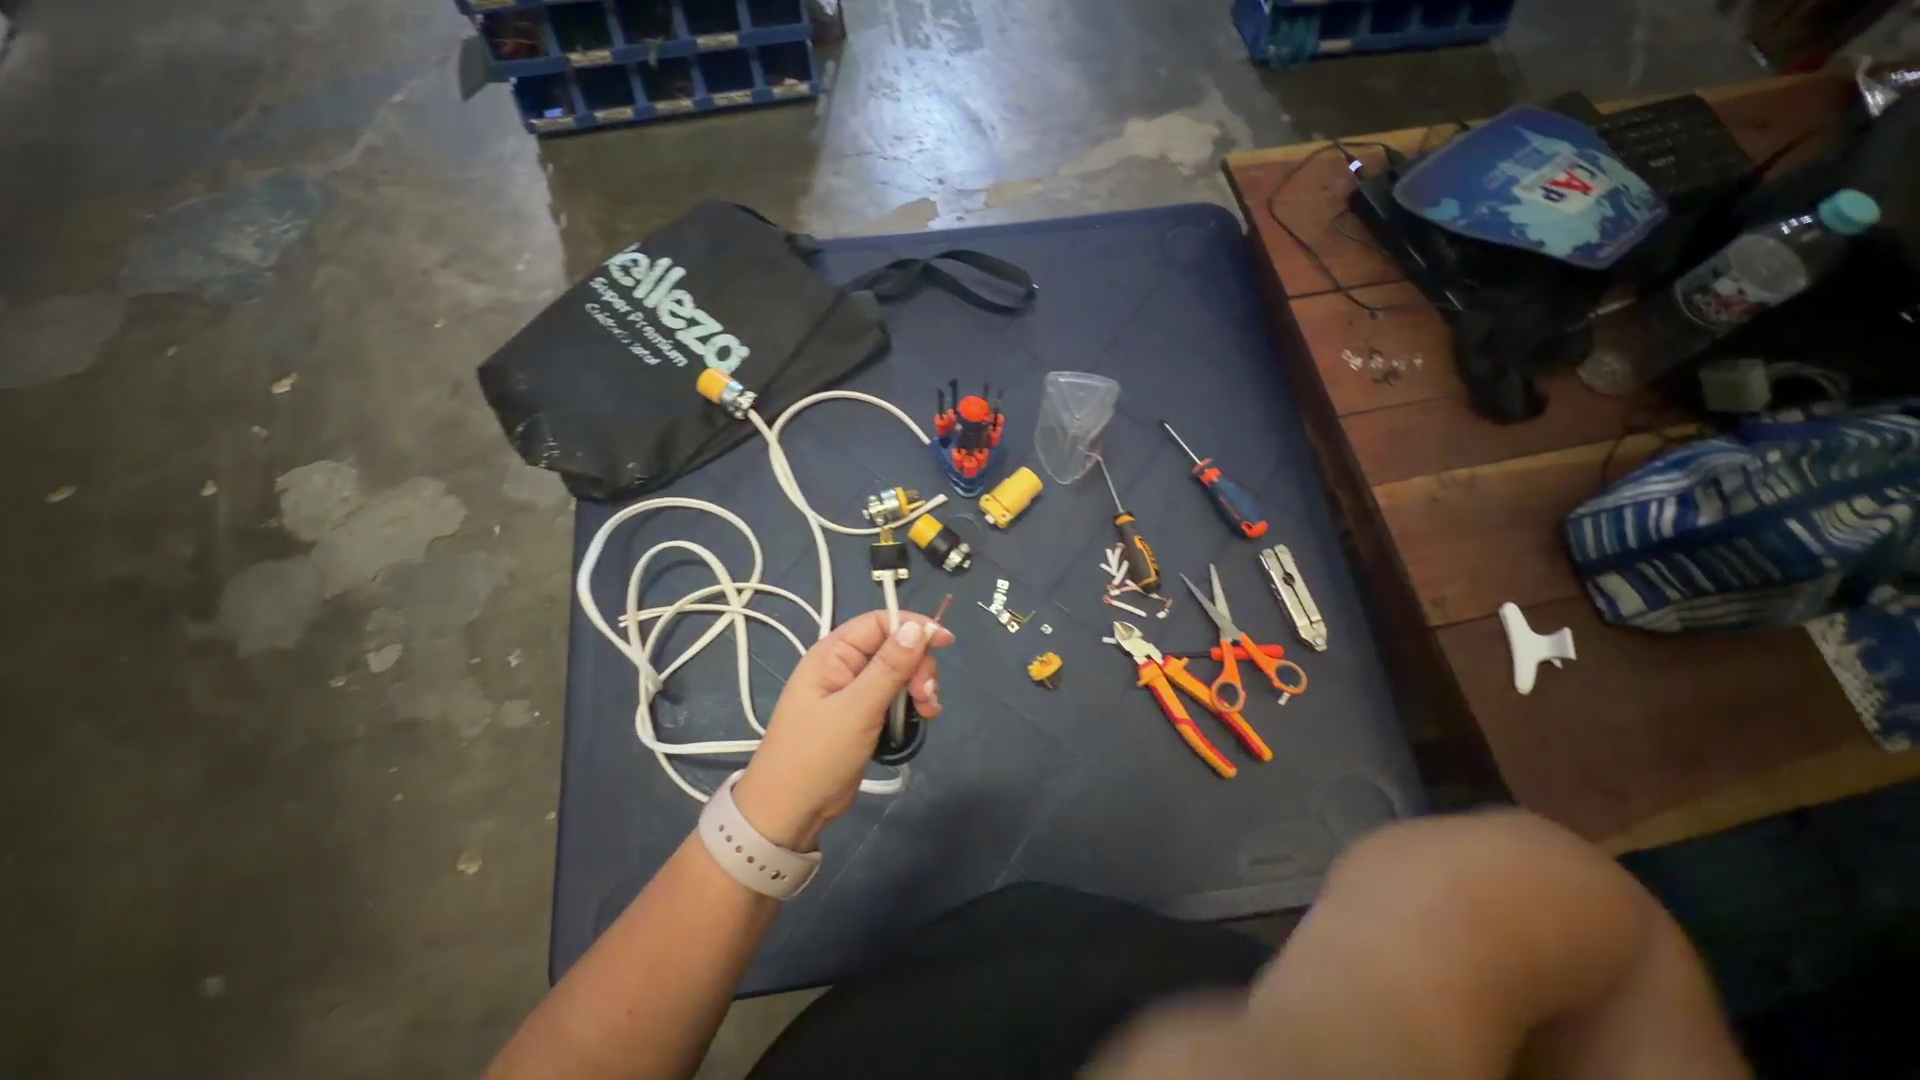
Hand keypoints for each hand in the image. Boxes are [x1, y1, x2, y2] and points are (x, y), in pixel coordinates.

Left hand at [733, 610, 953, 851]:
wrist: (791, 809)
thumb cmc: (816, 754)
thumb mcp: (856, 708)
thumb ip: (888, 667)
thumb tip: (917, 627)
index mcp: (833, 653)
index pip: (880, 622)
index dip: (914, 627)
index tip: (945, 643)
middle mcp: (844, 666)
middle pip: (895, 648)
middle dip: (918, 667)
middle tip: (927, 696)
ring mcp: (854, 693)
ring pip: (900, 674)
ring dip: (919, 688)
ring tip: (928, 713)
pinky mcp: (863, 717)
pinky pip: (896, 699)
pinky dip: (912, 706)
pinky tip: (923, 720)